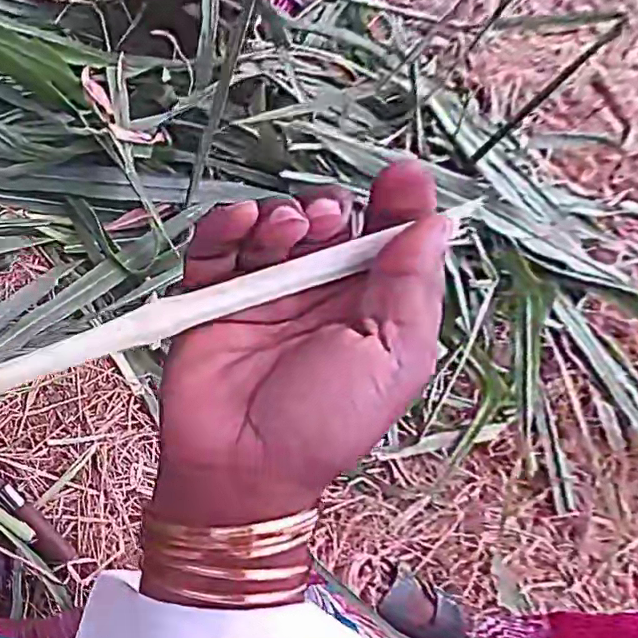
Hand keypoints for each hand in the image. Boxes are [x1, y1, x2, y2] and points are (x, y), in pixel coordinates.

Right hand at [148, 160, 451, 530]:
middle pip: (323, 226)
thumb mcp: (393, 359)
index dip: (396, 202)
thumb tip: (433, 224)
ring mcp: (256, 298)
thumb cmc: (322, 423)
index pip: (384, 239)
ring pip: (267, 232)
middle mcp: (311, 296)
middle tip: (321, 220)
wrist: (240, 463)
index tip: (399, 175)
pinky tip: (236, 222)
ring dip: (277, 214)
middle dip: (327, 208)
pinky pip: (211, 254)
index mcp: (366, 307)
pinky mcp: (204, 305)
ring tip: (281, 226)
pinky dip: (220, 230)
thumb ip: (409, 290)